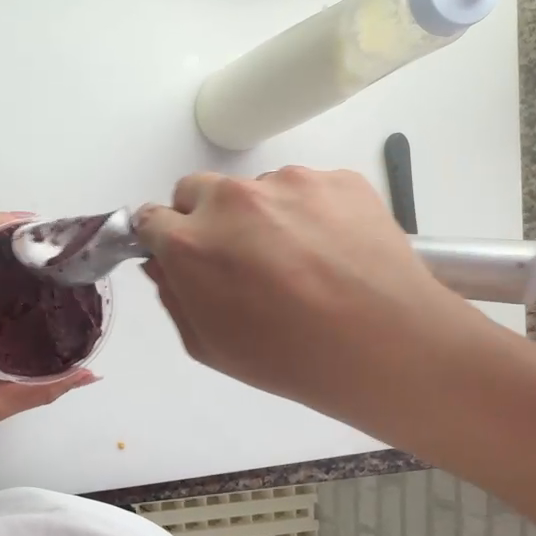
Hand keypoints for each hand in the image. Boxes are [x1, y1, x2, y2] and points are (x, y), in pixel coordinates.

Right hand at [135, 167, 496, 419]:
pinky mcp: (338, 179)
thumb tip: (164, 265)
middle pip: (196, 190)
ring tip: (294, 261)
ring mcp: (289, 183)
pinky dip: (306, 213)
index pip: (150, 219)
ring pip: (254, 190)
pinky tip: (328, 253)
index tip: (175, 257)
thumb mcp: (206, 344)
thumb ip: (173, 296)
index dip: (160, 239)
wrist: (385, 344)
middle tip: (232, 258)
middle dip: (202, 218)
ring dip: (258, 216)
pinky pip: (305, 189)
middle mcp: (233, 200)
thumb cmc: (284, 356)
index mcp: (190, 242)